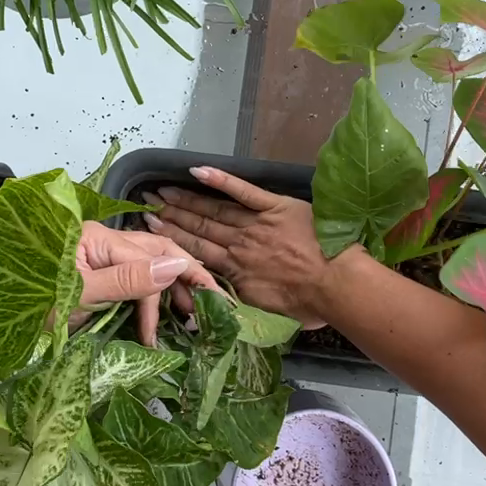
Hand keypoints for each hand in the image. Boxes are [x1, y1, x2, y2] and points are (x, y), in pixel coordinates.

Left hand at [75, 220, 215, 345]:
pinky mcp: (95, 273)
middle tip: (206, 306)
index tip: (179, 322)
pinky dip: (148, 295)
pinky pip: (130, 277)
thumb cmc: (36, 302)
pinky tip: (160, 310)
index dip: (163, 293)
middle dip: (183, 278)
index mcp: (99, 237)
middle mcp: (103, 241)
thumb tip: (177, 266)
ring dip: (168, 288)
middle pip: (155, 252)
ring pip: (145, 264)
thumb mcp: (81, 293)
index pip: (146, 261)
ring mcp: (98, 256)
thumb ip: (127, 279)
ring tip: (188, 314)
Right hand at [139, 166, 337, 326]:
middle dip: (171, 216)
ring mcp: (256, 224)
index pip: (196, 252)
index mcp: (235, 272)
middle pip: (199, 228)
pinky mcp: (276, 207)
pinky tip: (199, 171)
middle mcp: (239, 245)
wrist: (338, 285)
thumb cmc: (309, 306)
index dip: (172, 239)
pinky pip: (244, 191)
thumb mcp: (265, 315)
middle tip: (147, 203)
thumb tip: (216, 304)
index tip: (151, 227)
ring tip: (164, 190)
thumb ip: (238, 304)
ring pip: (214, 211)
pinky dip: (221, 180)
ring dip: (187, 200)